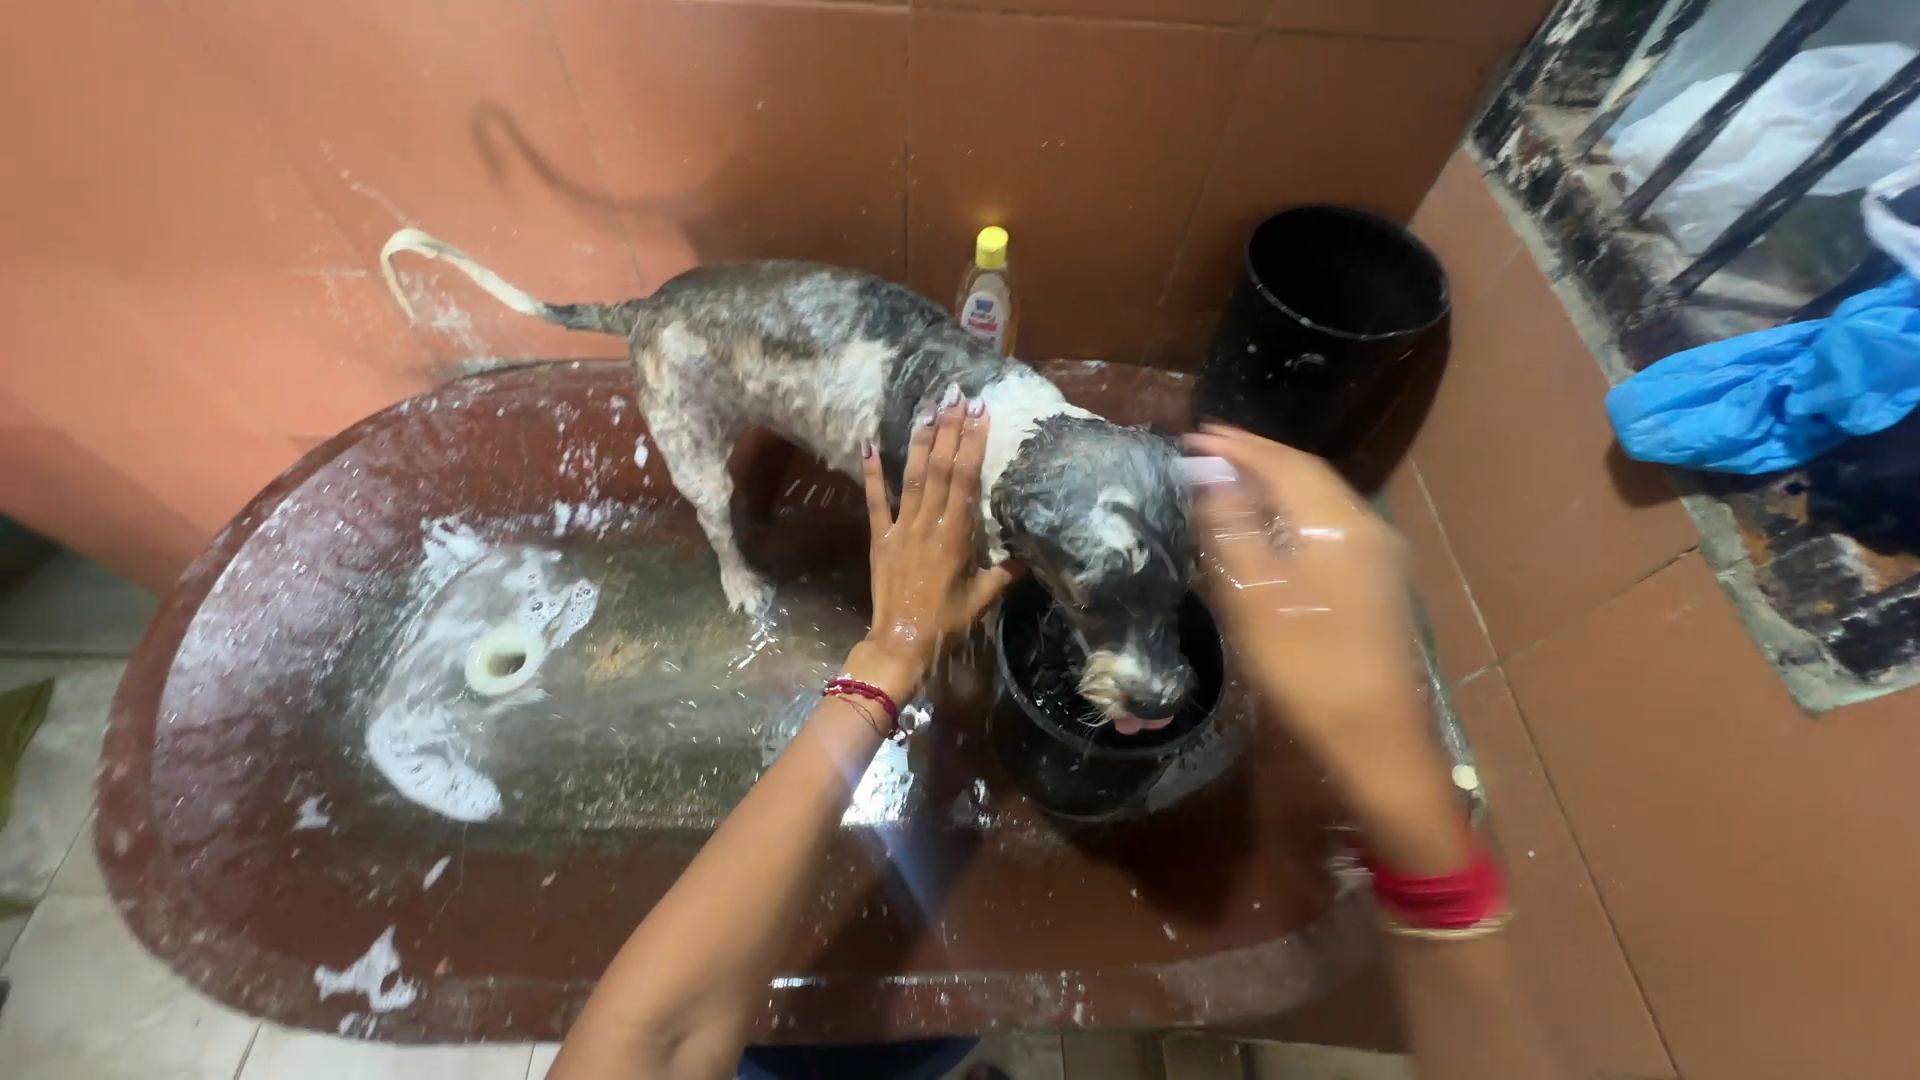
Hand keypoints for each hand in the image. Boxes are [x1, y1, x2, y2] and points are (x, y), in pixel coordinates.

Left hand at [847, 385, 1013, 698]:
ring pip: (911, 475)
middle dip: (949, 428)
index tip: (980, 412)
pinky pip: (875, 500)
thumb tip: (1033, 552)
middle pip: (939, 467)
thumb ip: (1008, 572)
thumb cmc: (947, 622)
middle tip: (956, 394)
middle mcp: (928, 523)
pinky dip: (872, 472)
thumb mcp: (984, 598)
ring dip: (919, 439)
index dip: (972, 443)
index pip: (965, 479)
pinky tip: (868, 443)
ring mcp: (901, 528)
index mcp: (956, 535)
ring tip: (928, 406)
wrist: (901, 642)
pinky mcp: (879, 537)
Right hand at [1185, 425, 1465, 871]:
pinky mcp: (1373, 583)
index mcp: (1339, 525)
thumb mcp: (1254, 594)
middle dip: (1256, 458)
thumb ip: (1230, 526)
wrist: (1374, 738)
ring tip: (1228, 480)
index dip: (1238, 446)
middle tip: (1207, 449)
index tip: (1195, 434)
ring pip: (1319, 501)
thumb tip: (1208, 470)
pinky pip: (1326, 527)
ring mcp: (1376, 557)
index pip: (1284, 464)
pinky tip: (1266, 527)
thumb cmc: (1305, 666)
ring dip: (1273, 483)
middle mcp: (1366, 529)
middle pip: (1307, 476)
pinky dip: (1290, 513)